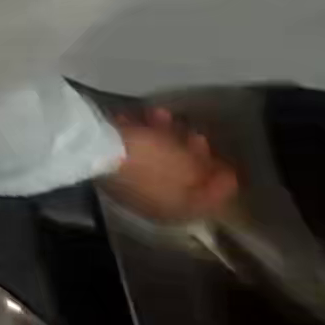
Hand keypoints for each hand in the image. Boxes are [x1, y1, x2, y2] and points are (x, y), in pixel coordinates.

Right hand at [101, 107, 239, 223]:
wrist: (98, 149)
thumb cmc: (152, 160)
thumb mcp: (189, 166)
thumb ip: (209, 173)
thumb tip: (226, 179)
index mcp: (180, 210)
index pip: (210, 200)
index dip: (221, 179)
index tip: (226, 160)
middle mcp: (156, 204)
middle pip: (182, 179)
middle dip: (191, 155)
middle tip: (195, 134)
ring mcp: (132, 187)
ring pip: (157, 162)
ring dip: (164, 138)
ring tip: (161, 114)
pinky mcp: (112, 169)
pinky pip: (135, 152)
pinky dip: (141, 136)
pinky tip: (137, 118)